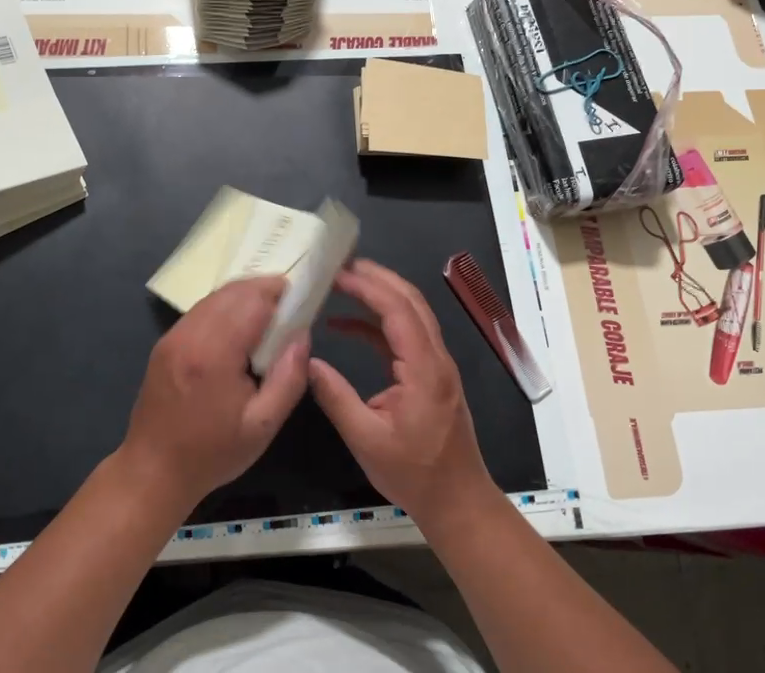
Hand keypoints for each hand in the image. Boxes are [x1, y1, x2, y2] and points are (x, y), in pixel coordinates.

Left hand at [119, 276, 310, 508]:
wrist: (154, 471)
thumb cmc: (212, 453)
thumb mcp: (263, 425)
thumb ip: (289, 377)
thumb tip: (302, 336)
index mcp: (214, 353)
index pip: (252, 300)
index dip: (279, 293)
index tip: (301, 301)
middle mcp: (189, 334)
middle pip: (232, 291)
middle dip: (263, 290)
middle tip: (289, 307)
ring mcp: (172, 337)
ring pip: (214, 298)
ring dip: (243, 297)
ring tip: (268, 317)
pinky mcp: (164, 344)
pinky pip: (200, 312)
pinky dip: (223, 310)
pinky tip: (238, 331)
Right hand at [309, 259, 495, 524]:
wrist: (457, 500)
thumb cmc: (414, 474)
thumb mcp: (366, 440)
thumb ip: (336, 397)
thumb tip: (307, 361)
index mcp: (424, 370)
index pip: (398, 311)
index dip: (368, 286)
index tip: (338, 273)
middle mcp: (436, 358)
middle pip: (411, 301)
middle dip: (376, 277)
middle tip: (339, 265)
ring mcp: (436, 365)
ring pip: (412, 314)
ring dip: (379, 295)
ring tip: (342, 282)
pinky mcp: (431, 375)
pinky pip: (406, 336)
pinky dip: (378, 324)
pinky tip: (347, 325)